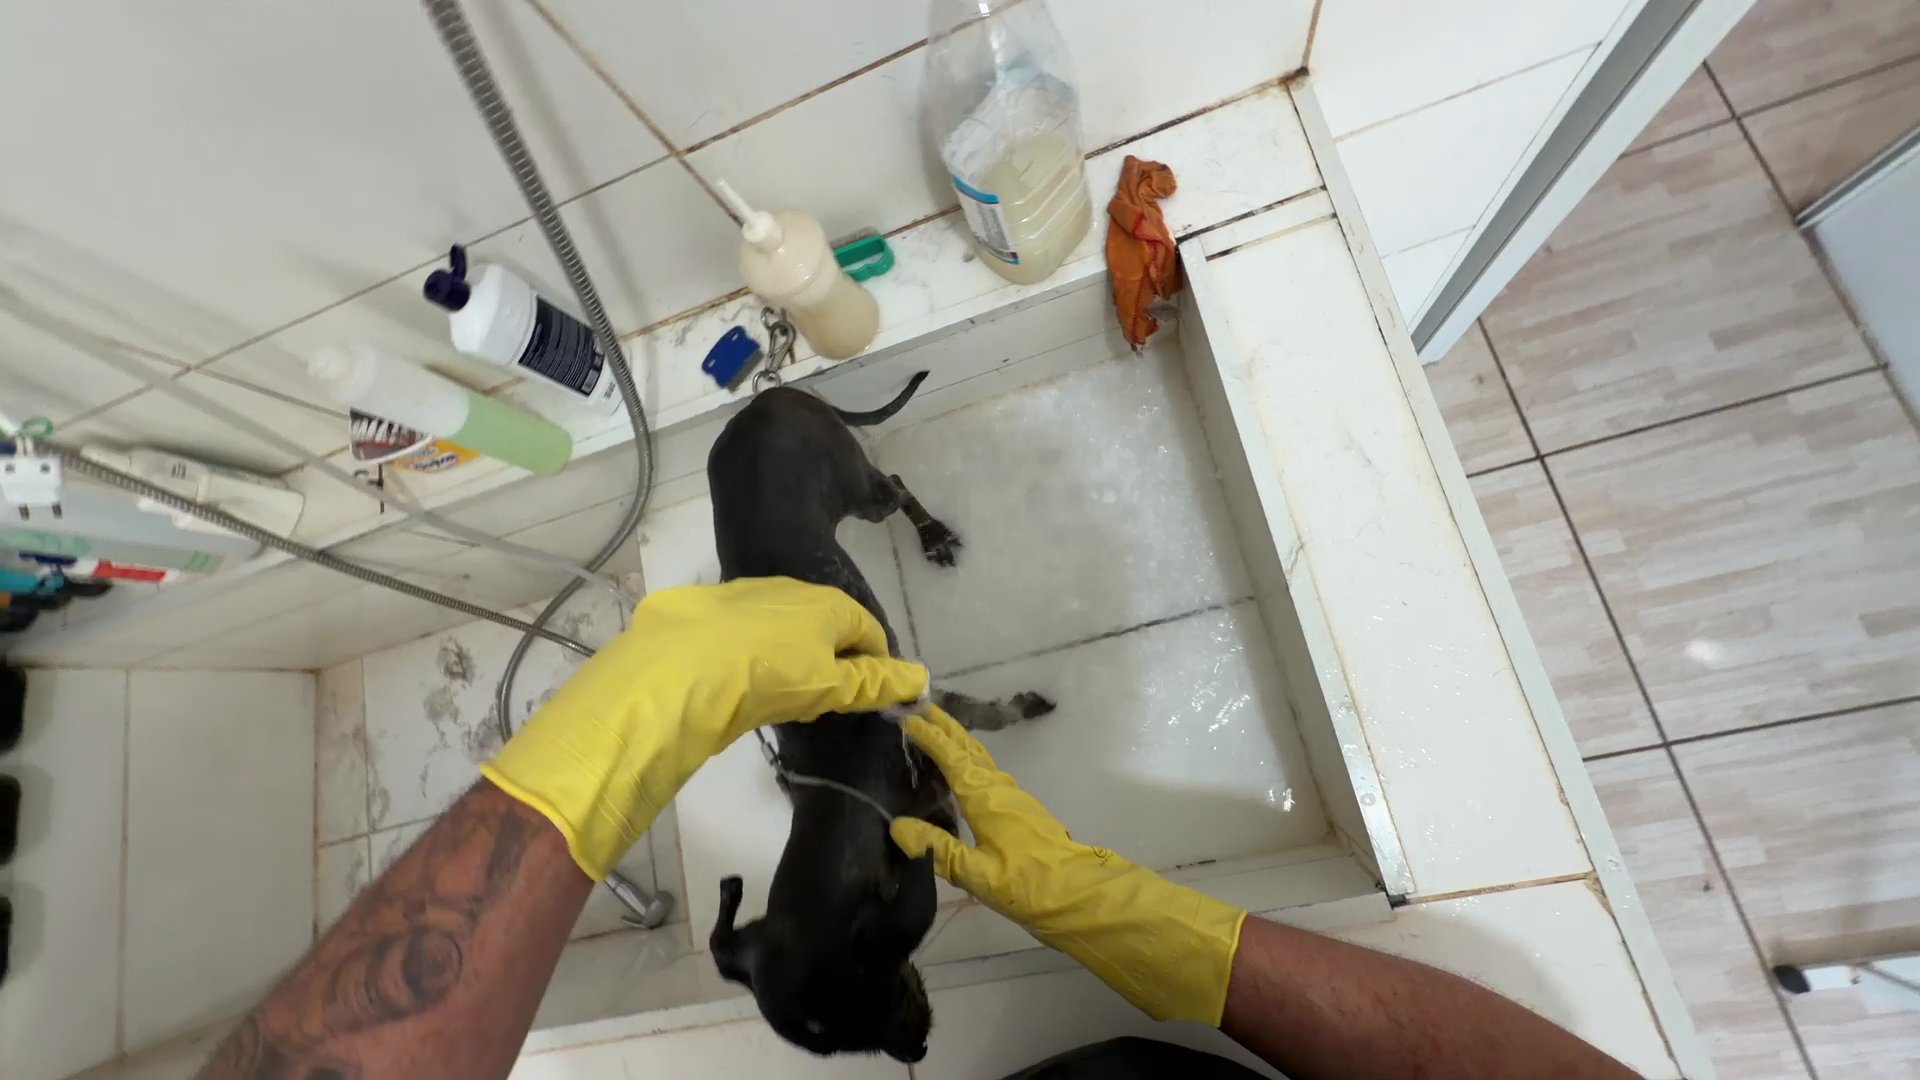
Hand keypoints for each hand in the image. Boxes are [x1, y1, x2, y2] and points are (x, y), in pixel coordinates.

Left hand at [483, 578, 926, 880]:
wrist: (679, 670)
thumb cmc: (770, 677)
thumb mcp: (829, 687)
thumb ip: (876, 682)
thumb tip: (922, 678)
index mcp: (827, 603)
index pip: (869, 629)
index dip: (875, 661)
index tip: (869, 693)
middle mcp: (788, 588)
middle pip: (824, 622)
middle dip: (830, 654)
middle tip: (819, 696)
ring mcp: (741, 592)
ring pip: (779, 621)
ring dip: (786, 648)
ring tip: (773, 687)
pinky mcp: (700, 605)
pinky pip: (735, 626)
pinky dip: (741, 646)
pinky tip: (727, 674)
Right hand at [890, 709, 1245, 1024]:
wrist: (1077, 894)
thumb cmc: (1027, 884)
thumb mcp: (977, 873)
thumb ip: (938, 849)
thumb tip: (898, 826)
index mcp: (984, 797)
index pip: (950, 758)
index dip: (928, 737)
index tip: (906, 716)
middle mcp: (997, 787)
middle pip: (966, 747)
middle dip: (943, 725)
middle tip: (919, 705)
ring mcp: (1010, 795)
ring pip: (977, 756)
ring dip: (955, 739)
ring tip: (934, 728)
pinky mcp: (1016, 807)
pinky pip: (983, 770)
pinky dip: (966, 758)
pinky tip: (960, 769)